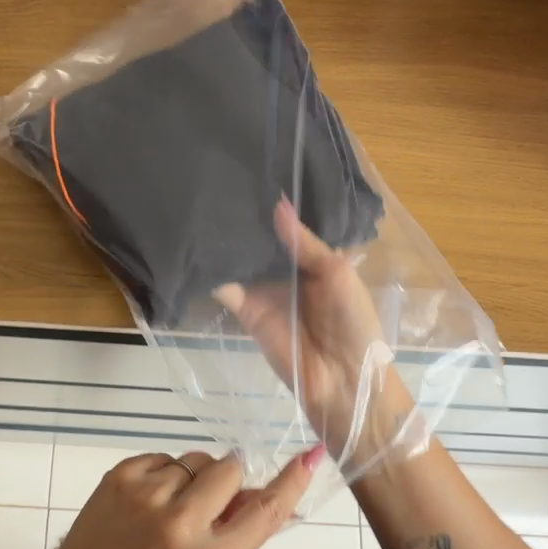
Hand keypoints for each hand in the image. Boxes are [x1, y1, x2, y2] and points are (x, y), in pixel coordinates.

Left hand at [23, 448, 319, 548]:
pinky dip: (162, 475)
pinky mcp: (122, 473)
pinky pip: (164, 457)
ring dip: (191, 478)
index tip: (312, 455)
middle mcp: (181, 523)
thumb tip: (270, 492)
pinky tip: (146, 502)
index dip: (292, 481)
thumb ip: (238, 534)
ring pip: (196, 459)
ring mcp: (148, 493)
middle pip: (230, 468)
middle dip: (226, 480)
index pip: (265, 511)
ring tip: (167, 509)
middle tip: (206, 503)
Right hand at [214, 200, 417, 469]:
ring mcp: (262, 288)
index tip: (252, 168)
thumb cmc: (353, 323)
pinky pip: (224, 285)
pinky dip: (210, 268)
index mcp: (314, 257)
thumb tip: (277, 203)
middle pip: (260, 238)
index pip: (289, 224)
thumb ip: (305, 242)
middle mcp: (285, 269)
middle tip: (219, 177)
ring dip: (225, 237)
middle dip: (245, 215)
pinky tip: (194, 242)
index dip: (274, 201)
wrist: (343, 381)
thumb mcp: (336, 273)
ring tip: (202, 200)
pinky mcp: (244, 308)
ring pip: (239, 257)